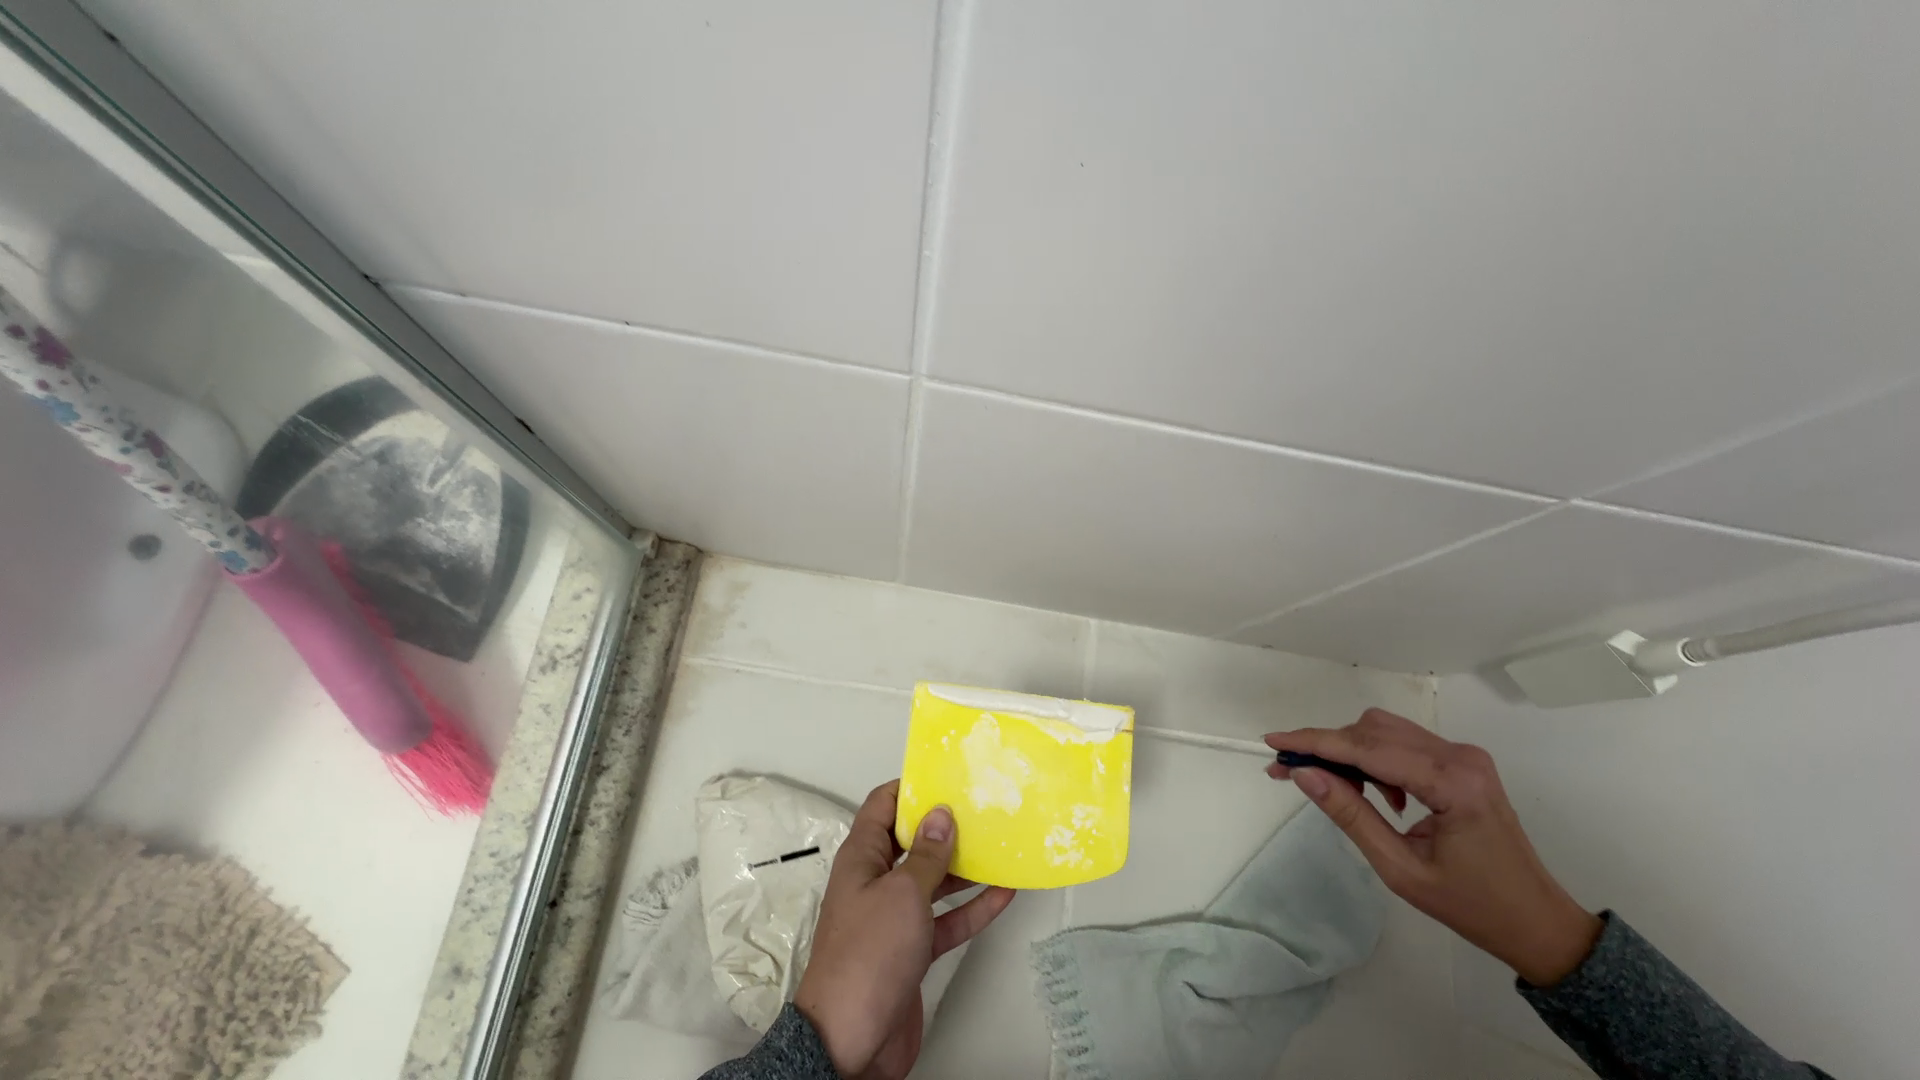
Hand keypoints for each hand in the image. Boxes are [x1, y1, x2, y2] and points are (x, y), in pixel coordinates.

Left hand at [795, 781, 1016, 1078]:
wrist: (853, 1040)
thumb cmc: (869, 955)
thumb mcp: (902, 894)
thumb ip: (926, 855)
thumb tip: (941, 813)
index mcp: (862, 858)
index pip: (883, 806)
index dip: (911, 787)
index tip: (947, 774)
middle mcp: (877, 881)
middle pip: (913, 842)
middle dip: (946, 825)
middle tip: (986, 807)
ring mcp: (895, 917)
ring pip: (934, 881)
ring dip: (965, 866)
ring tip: (1003, 845)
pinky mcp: (913, 949)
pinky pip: (946, 919)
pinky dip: (972, 907)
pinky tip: (1004, 894)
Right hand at [1266, 709, 1601, 986]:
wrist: (1536, 922)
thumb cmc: (1471, 905)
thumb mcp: (1399, 868)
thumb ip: (1350, 815)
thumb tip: (1304, 774)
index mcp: (1452, 783)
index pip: (1367, 748)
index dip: (1314, 742)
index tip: (1272, 741)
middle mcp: (1460, 756)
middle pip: (1373, 730)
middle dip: (1327, 747)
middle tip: (1289, 772)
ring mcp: (1464, 756)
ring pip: (1385, 731)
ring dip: (1349, 751)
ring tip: (1331, 786)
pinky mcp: (1462, 763)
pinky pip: (1403, 744)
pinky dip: (1374, 758)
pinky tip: (1376, 794)